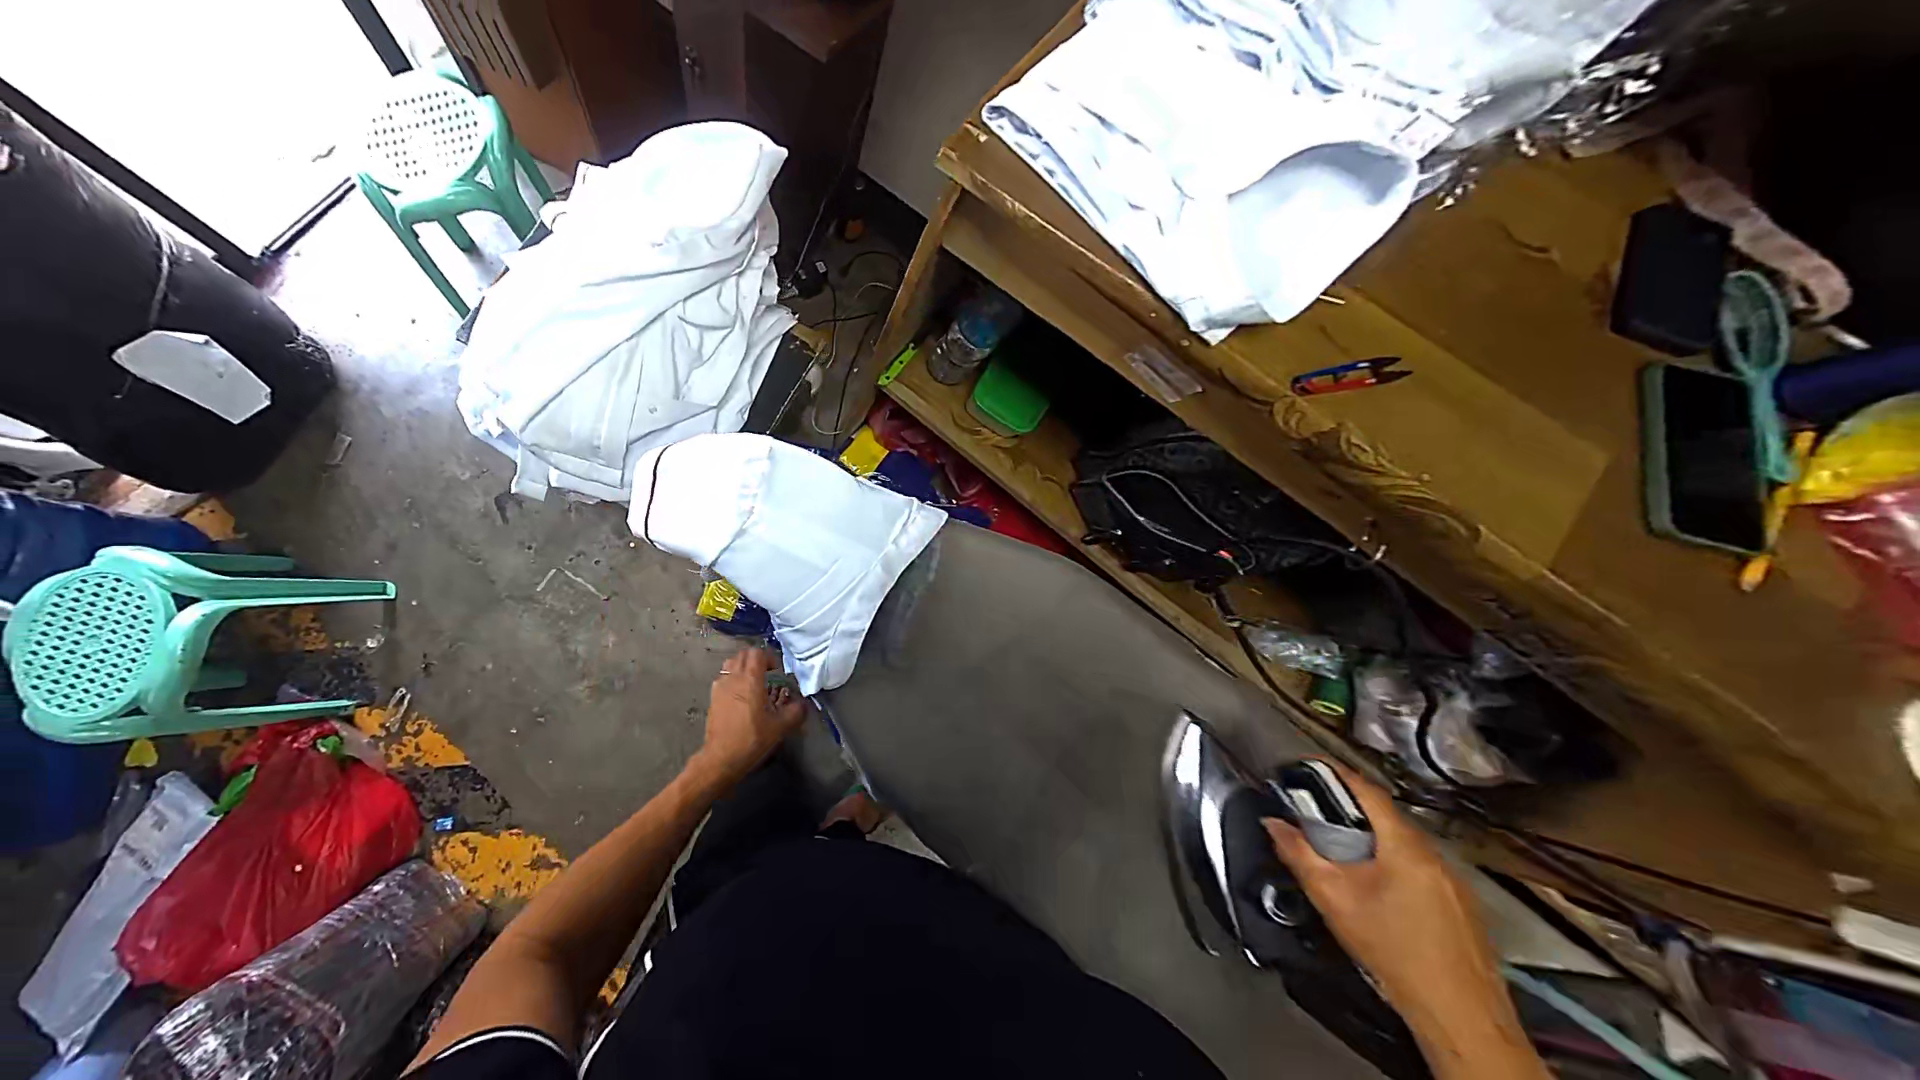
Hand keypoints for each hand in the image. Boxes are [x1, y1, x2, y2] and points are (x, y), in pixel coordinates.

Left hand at [691, 647, 807, 786]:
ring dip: (743, 667)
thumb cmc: (752, 739)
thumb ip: (795, 711)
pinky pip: (723, 677)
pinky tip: (741, 695)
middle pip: (743, 654)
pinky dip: (733, 678)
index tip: (777, 671)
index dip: (769, 657)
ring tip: (753, 681)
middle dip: (757, 659)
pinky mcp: (713, 697)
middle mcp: (733, 678)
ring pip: (731, 664)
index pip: (757, 653)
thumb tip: (802, 703)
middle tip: (768, 673)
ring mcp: (720, 687)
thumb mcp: (780, 726)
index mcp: (750, 680)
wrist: (721, 758)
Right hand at [1264, 762, 1543, 1078]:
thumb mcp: (1333, 898)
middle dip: (1346, 809)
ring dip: (1369, 838)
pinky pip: (1418, 867)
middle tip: (1314, 813)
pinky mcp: (1461, 906)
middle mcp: (1435, 855)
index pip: (1367, 789)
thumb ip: (1298, 854)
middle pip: (1384, 816)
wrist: (1458, 1015)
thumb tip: (1274, 824)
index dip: (1334, 772)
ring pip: (1401, 843)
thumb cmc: (1394, 952)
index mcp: (1405, 845)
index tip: (1308, 766)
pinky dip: (1390, 863)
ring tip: (1338, 853)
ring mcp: (1453, 881)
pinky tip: (1374, 890)